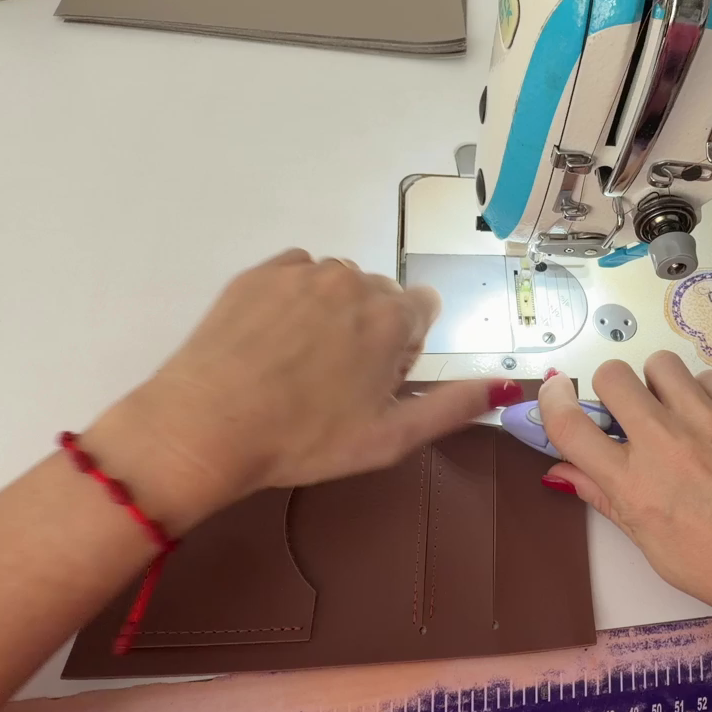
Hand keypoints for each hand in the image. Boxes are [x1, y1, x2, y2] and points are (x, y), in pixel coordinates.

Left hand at [85, 250, 523, 530]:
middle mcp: (355, 280)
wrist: (204, 427)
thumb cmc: (304, 439)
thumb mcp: (390, 437)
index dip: (405, 346)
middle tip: (334, 379)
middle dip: (371, 328)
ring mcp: (304, 272)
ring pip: (339, 283)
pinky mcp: (260, 271)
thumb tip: (507, 386)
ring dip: (333, 310)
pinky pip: (297, 273)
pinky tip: (273, 337)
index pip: (423, 309)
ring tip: (299, 360)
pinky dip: (295, 296)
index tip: (375, 379)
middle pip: (381, 296)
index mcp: (392, 316)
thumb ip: (454, 407)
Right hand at [539, 353, 711, 656]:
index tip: (555, 392)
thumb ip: (604, 496)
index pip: (569, 424)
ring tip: (676, 412)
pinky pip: (708, 378)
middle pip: (612, 376)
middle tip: (630, 412)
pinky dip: (703, 395)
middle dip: (611, 389)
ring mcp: (709, 422)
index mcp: (633, 484)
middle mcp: (665, 444)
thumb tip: (562, 471)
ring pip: (660, 364)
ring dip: (658, 385)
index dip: (552, 401)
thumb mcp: (650, 543)